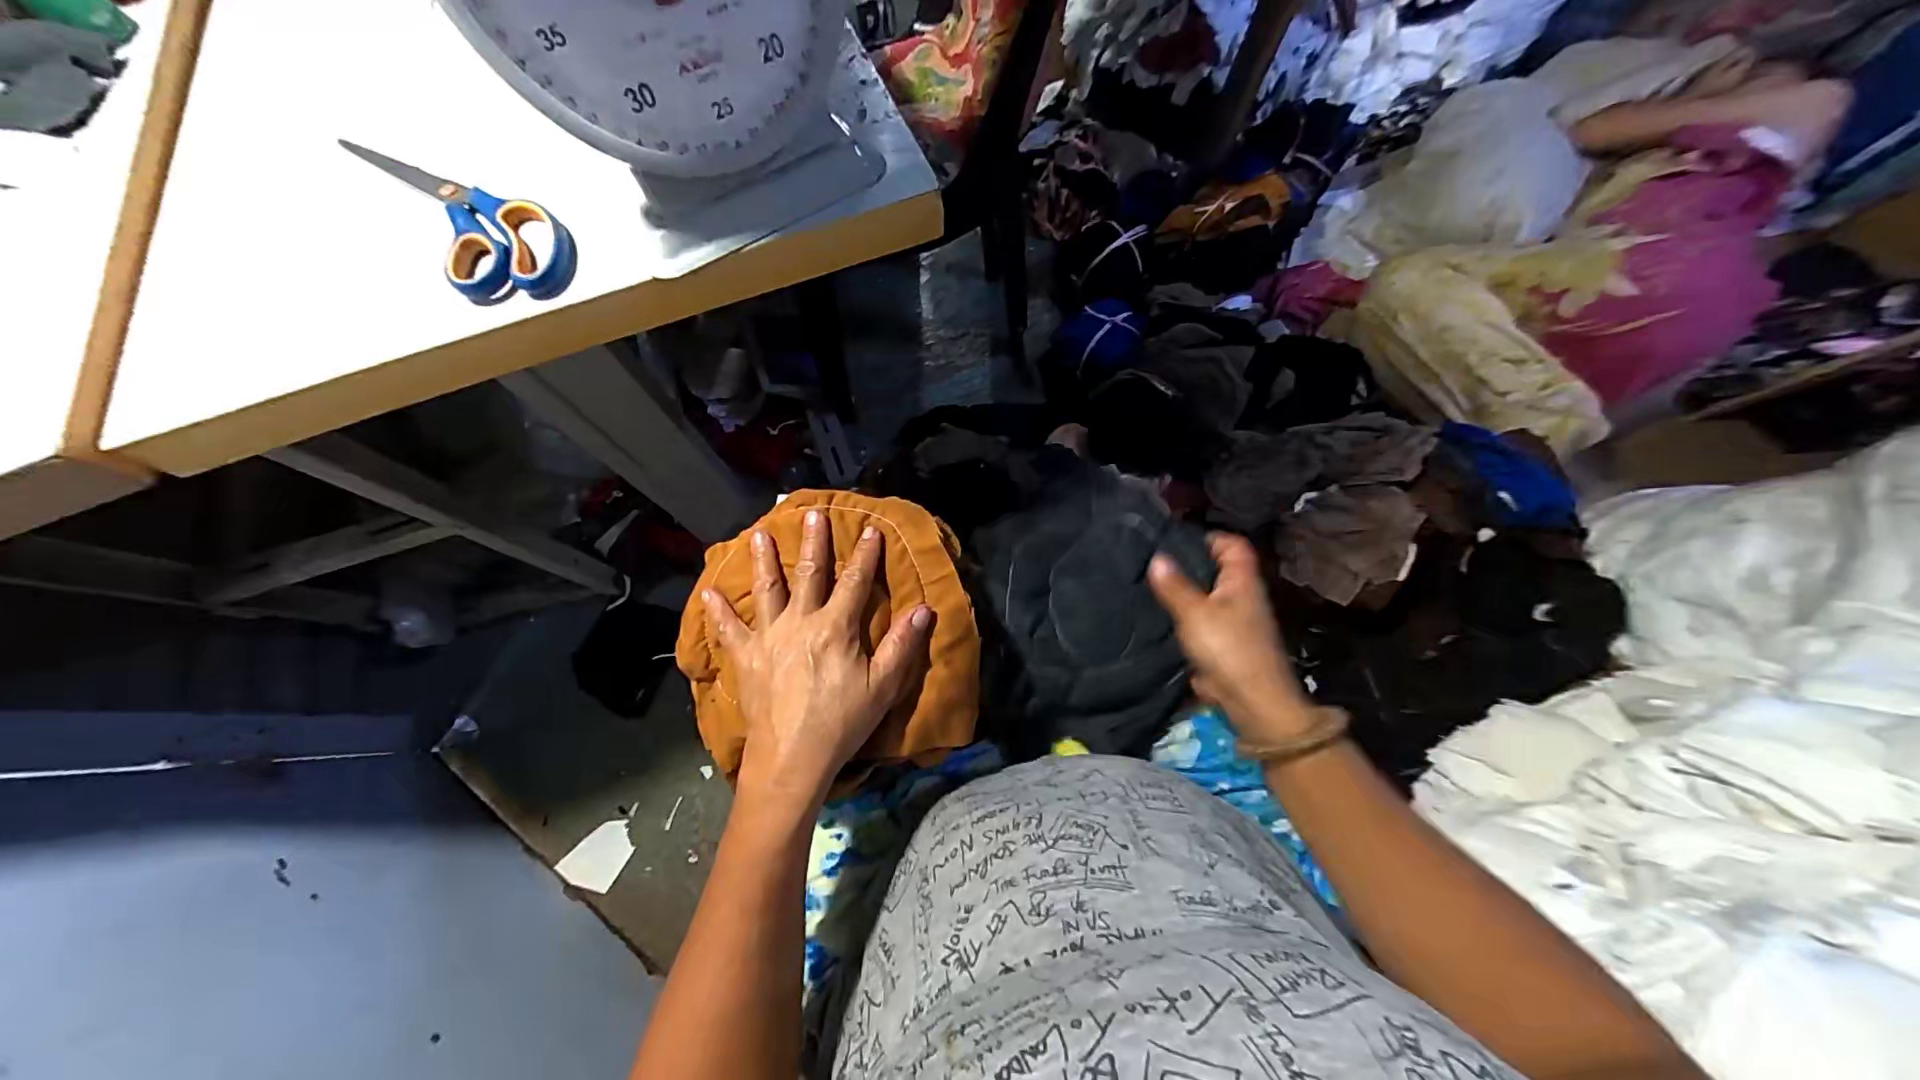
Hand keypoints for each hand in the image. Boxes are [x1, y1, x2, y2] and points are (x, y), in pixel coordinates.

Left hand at [702, 510, 933, 813]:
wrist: (791, 758)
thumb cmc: (842, 723)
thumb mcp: (882, 687)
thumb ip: (903, 646)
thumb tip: (924, 609)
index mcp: (836, 628)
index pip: (855, 582)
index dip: (865, 555)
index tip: (871, 529)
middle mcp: (801, 623)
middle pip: (809, 575)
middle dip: (814, 542)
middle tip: (813, 514)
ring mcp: (769, 638)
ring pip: (768, 590)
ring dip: (765, 561)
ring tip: (759, 534)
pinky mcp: (747, 658)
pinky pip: (730, 630)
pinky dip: (719, 612)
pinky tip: (710, 593)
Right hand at [1148, 532, 1315, 742]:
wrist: (1253, 701)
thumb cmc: (1228, 649)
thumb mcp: (1194, 613)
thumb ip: (1175, 586)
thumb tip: (1157, 557)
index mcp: (1243, 581)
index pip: (1233, 545)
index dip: (1209, 537)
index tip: (1176, 539)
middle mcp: (1243, 597)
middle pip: (1219, 570)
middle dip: (1191, 564)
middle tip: (1157, 560)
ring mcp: (1237, 622)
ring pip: (1209, 597)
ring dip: (1186, 593)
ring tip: (1153, 587)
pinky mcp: (1226, 645)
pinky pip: (1203, 622)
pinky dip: (1186, 618)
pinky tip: (1162, 619)